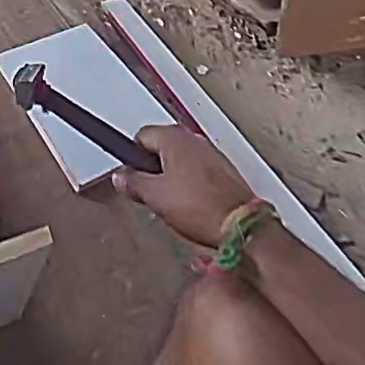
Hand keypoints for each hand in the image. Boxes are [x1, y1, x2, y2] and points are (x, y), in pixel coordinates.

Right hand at [113, 126, 255, 246]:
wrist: (243, 228)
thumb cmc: (202, 207)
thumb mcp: (154, 196)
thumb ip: (132, 182)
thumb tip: (122, 177)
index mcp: (173, 137)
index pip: (141, 136)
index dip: (133, 158)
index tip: (132, 175)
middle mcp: (194, 139)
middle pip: (161, 147)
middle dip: (154, 168)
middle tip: (152, 191)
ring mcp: (213, 154)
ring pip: (181, 160)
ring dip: (174, 176)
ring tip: (174, 202)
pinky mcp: (226, 172)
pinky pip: (200, 172)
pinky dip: (193, 184)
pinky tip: (193, 205)